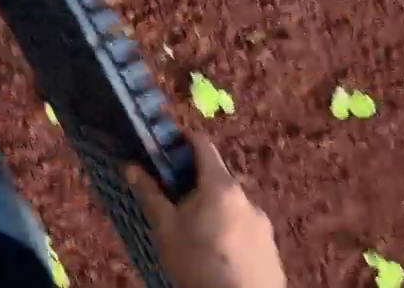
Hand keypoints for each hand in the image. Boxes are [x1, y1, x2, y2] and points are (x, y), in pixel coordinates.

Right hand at [125, 132, 286, 287]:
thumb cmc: (198, 263)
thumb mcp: (165, 228)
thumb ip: (149, 193)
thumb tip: (130, 166)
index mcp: (221, 187)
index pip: (202, 144)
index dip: (181, 140)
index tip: (162, 148)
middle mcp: (247, 199)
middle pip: (217, 175)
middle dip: (193, 179)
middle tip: (172, 195)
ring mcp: (264, 226)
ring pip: (231, 204)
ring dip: (212, 206)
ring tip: (193, 228)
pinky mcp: (273, 251)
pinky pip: (246, 227)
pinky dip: (229, 228)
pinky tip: (216, 250)